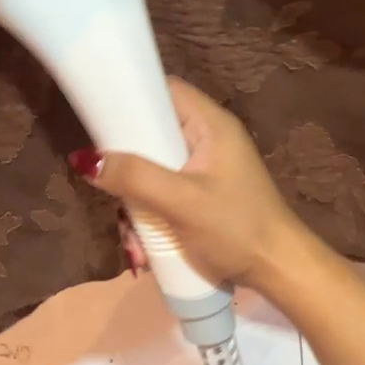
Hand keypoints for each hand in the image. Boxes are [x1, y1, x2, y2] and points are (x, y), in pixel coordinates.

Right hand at [77, 78, 314, 291]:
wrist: (279, 274)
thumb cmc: (237, 229)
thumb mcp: (181, 202)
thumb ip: (135, 178)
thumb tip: (84, 158)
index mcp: (210, 125)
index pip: (164, 90)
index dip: (130, 97)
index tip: (97, 119)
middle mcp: (205, 141)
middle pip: (149, 136)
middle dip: (125, 171)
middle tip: (112, 196)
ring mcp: (202, 172)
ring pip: (149, 173)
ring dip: (133, 206)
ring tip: (133, 242)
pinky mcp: (198, 198)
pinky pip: (159, 197)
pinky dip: (148, 220)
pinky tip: (144, 251)